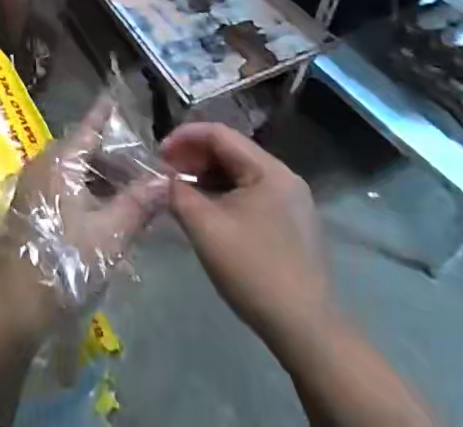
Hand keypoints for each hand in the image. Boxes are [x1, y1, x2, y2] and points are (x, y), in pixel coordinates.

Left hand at [0, 97, 166, 329]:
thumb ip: (139, 203)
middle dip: (117, 157)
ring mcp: (34, 189)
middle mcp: (44, 166)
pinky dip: (90, 194)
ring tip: (137, 193)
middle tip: (149, 168)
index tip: (118, 97)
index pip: (90, 126)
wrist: (10, 309)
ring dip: (105, 180)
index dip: (107, 114)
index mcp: (61, 161)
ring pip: (77, 173)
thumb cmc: (62, 261)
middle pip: (86, 150)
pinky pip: (66, 190)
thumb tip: (166, 180)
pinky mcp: (31, 211)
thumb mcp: (110, 233)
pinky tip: (112, 213)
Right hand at [160, 122, 331, 344]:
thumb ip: (179, 195)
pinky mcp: (292, 224)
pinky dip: (225, 194)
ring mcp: (292, 201)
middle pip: (232, 151)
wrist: (305, 328)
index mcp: (269, 170)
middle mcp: (285, 177)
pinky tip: (207, 211)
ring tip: (180, 191)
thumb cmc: (253, 271)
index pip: (220, 134)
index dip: (185, 137)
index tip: (157, 154)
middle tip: (165, 173)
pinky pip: (252, 194)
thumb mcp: (206, 229)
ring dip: (209, 177)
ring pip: (241, 174)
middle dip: (195, 157)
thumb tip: (162, 180)